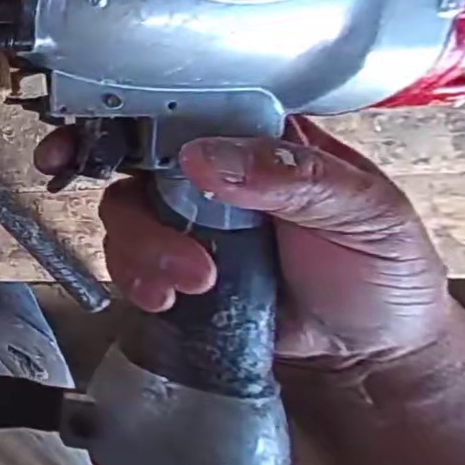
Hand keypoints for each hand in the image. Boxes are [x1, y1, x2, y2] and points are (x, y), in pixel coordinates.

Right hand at [37, 118, 461, 370]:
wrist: (365, 356)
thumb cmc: (380, 274)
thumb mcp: (367, 214)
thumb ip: (296, 178)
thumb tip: (206, 156)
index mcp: (249, 140)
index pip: (177, 109)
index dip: (122, 114)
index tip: (85, 134)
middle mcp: (200, 174)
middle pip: (127, 160)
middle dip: (113, 189)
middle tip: (117, 211)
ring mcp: (175, 218)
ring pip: (120, 213)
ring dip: (143, 248)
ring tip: (195, 280)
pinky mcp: (159, 261)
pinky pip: (121, 258)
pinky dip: (136, 277)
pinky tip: (168, 297)